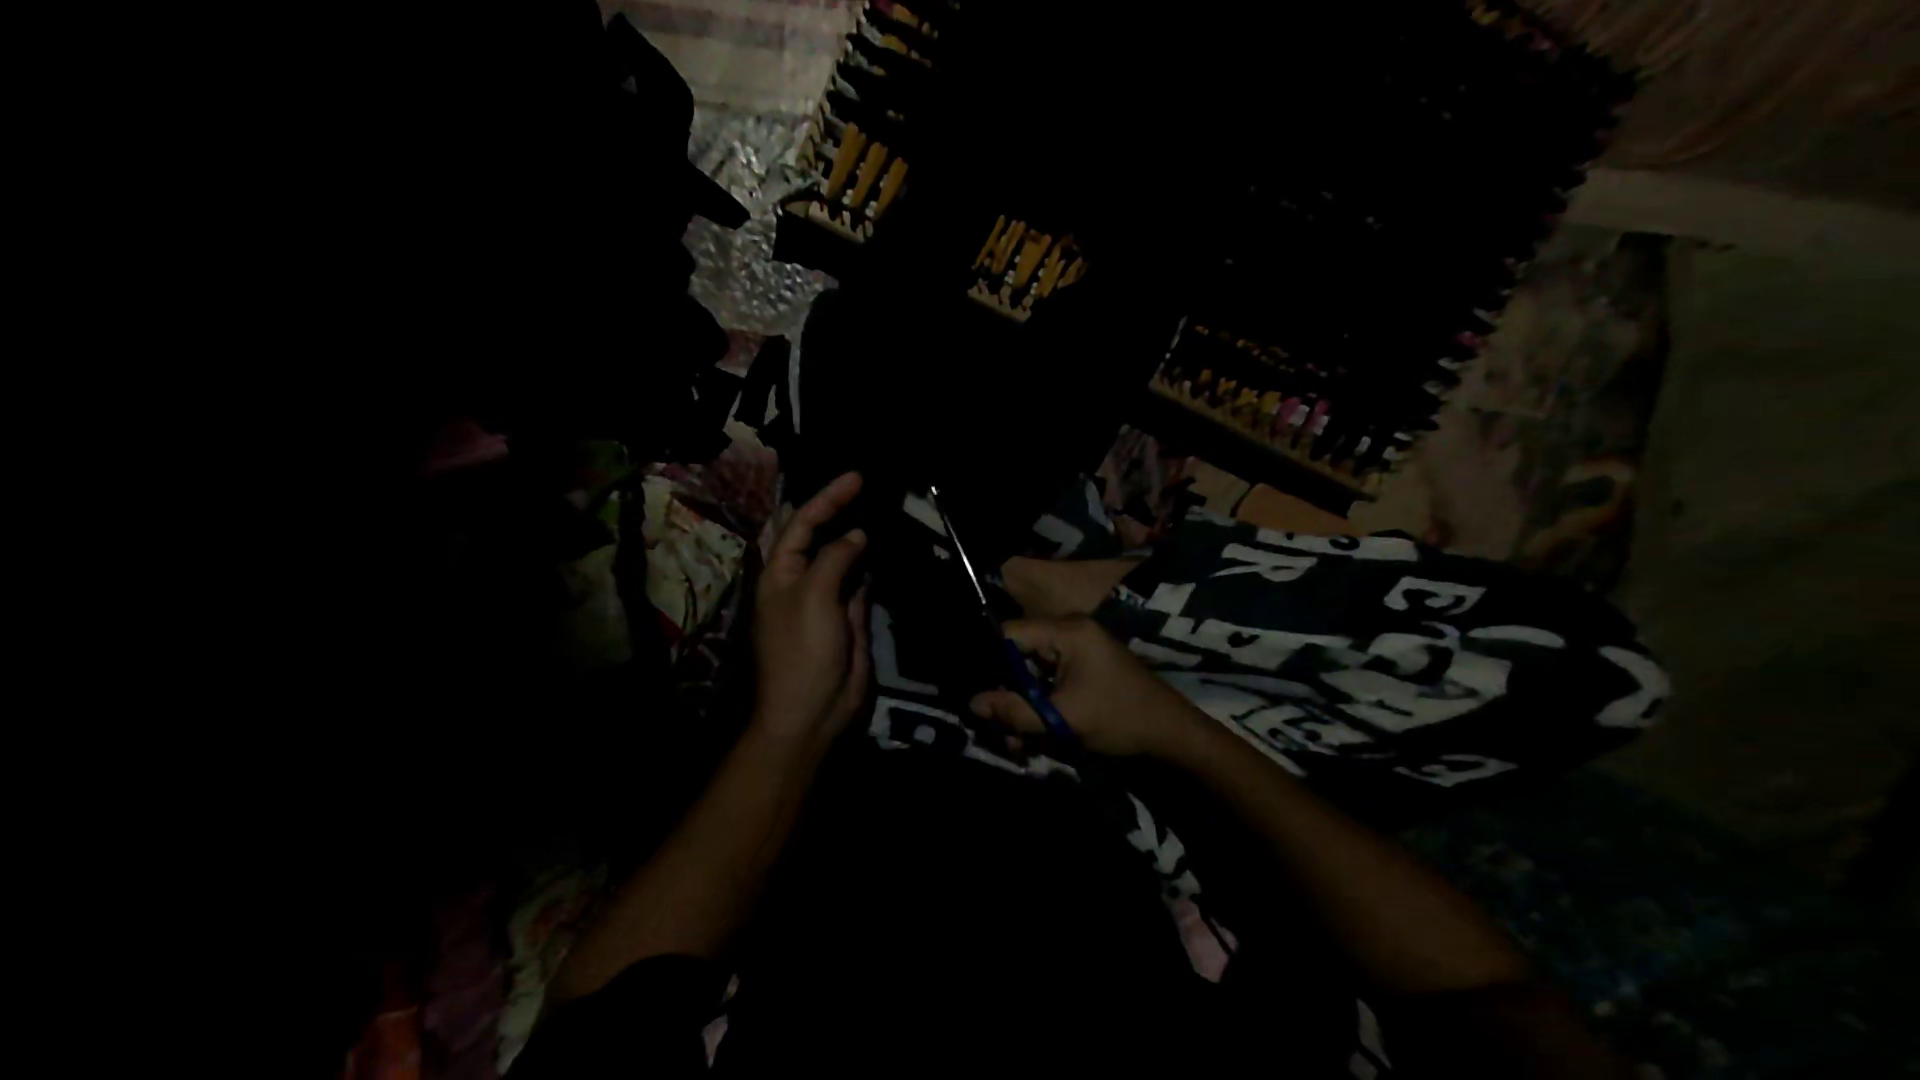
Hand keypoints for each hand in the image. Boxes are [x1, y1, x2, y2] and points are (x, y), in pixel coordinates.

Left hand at [752, 472, 870, 740]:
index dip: (828, 498)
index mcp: (782, 572)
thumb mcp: (814, 597)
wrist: (813, 710)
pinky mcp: (849, 617)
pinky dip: (872, 567)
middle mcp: (802, 579)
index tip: (858, 478)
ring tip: (885, 510)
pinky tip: (888, 551)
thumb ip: (834, 559)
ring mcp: (827, 598)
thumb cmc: (803, 651)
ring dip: (860, 537)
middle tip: (872, 489)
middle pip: (821, 536)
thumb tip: (856, 535)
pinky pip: (861, 583)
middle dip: (841, 511)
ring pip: (844, 558)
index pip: (802, 522)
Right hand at [968, 616, 1208, 758]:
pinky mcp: (1083, 672)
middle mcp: (1070, 634)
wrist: (1173, 736)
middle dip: (1007, 697)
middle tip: (1003, 735)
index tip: (980, 696)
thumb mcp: (1063, 719)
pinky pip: (1048, 685)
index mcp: (1067, 632)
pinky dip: (1039, 710)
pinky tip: (1035, 739)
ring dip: (1022, 710)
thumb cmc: (1120, 719)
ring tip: (1020, 746)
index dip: (990, 663)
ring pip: (1031, 676)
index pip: (1010, 634)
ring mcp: (1078, 653)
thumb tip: (972, 703)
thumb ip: (1015, 711)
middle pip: (1018, 657)